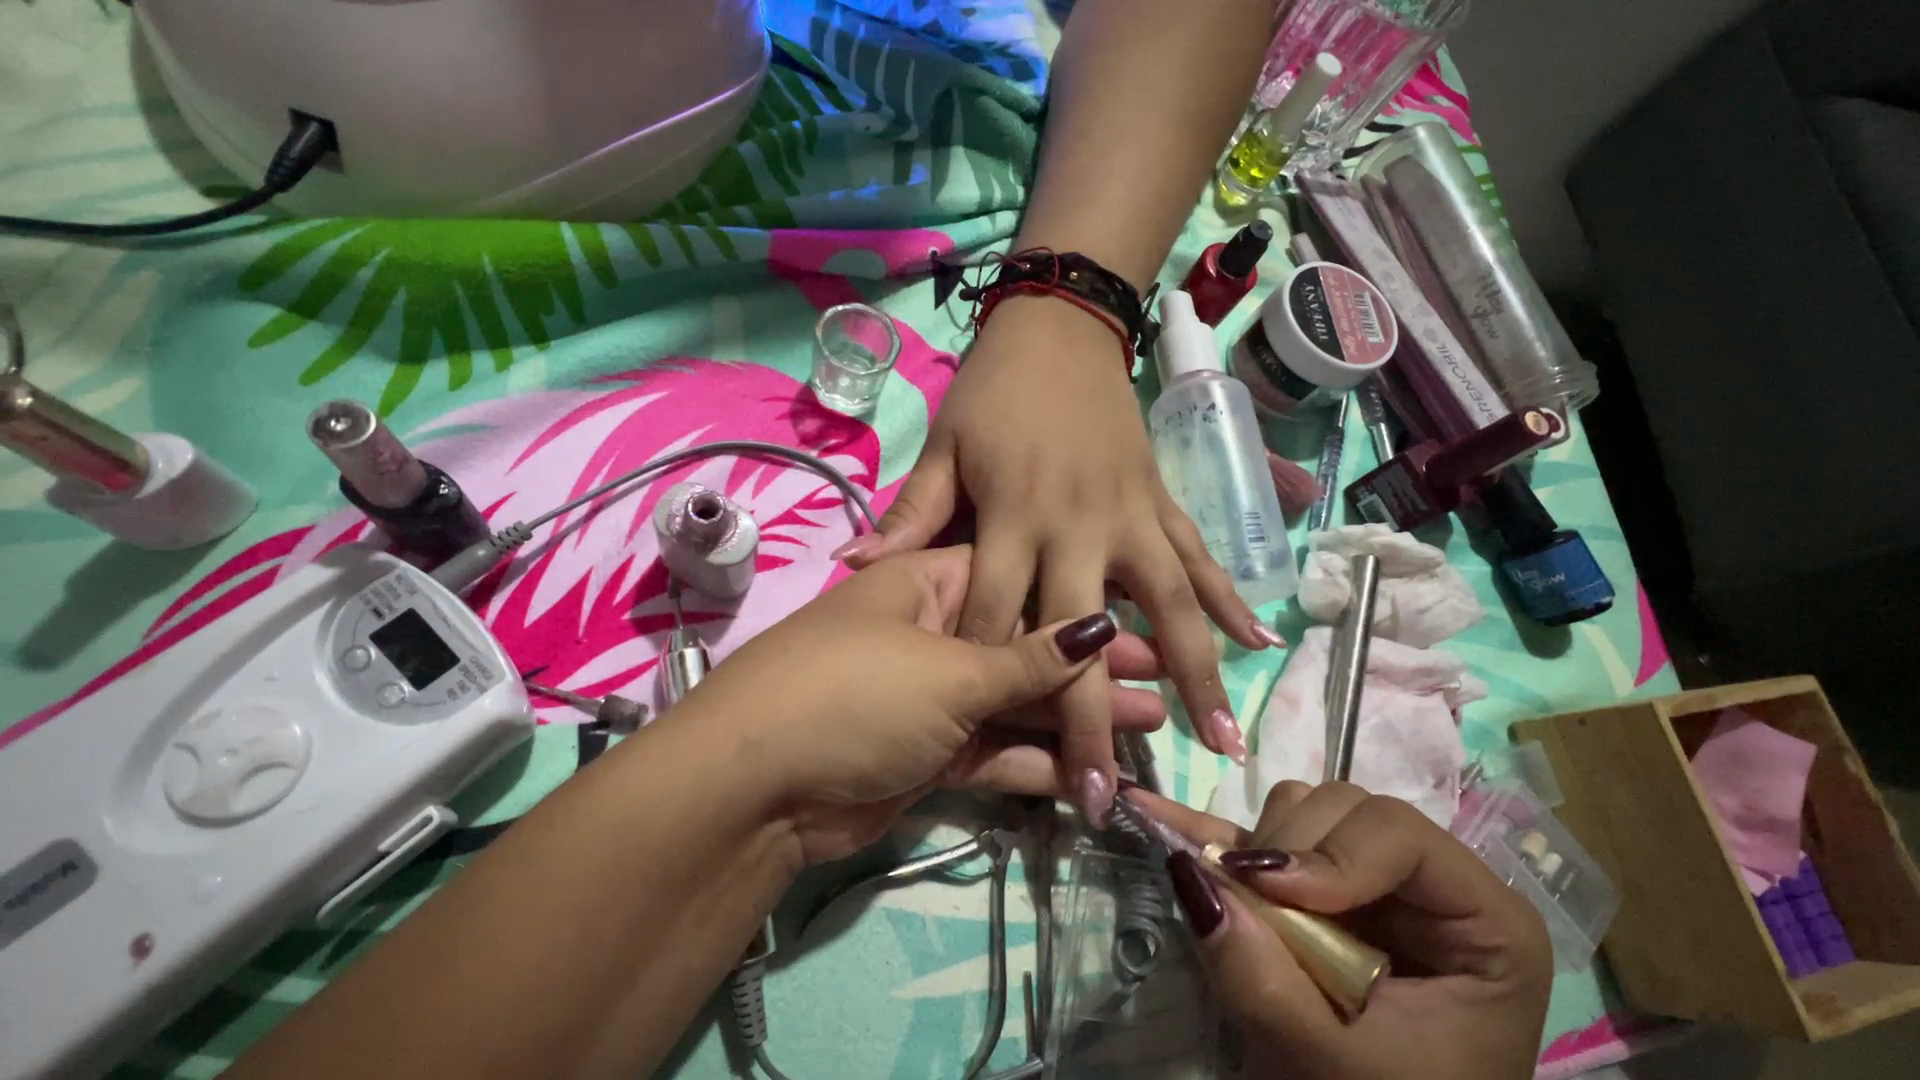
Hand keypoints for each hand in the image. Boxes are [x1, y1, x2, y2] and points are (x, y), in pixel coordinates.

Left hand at [677, 547, 1168, 863]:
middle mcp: (932, 634)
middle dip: (1088, 669)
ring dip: (1074, 719)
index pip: (1018, 584)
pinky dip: (1037, 765)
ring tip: (1147, 727)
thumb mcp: (947, 669)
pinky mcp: (928, 755)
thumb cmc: (857, 693)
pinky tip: (1092, 776)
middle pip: (1024, 648)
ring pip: (1015, 705)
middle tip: (1160, 683)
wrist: (757, 785)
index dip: (1080, 606)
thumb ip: (1028, 657)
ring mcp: (930, 699)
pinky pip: (994, 753)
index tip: (1142, 624)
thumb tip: (1099, 620)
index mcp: (927, 585)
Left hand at [834, 296, 1281, 820]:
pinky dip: (1228, 598)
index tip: (1001, 749)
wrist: (1059, 327)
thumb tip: (853, 559)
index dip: (998, 681)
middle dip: (1093, 716)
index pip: (999, 614)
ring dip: (1194, 673)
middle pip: (1082, 634)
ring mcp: (1128, 516)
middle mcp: (1076, 526)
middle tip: (1111, 795)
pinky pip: (1198, 556)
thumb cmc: (990, 393)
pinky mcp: (1160, 503)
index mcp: (1012, 516)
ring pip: (1165, 604)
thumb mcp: (942, 449)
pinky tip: (1259, 641)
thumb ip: (912, 515)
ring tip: (1221, 741)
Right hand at [1132, 783, 1552, 1079]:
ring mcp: (1365, 877)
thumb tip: (1191, 877)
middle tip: (1253, 912)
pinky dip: (1212, 834)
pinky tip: (1154, 810)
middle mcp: (1426, 881)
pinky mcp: (1314, 887)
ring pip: (1301, 811)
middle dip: (1287, 854)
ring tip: (1241, 910)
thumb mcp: (1336, 1064)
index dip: (1333, 852)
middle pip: (1345, 810)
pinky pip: (1262, 837)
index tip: (1275, 896)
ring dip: (1257, 852)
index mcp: (1480, 918)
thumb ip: (1267, 982)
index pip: (1400, 832)